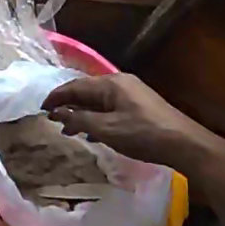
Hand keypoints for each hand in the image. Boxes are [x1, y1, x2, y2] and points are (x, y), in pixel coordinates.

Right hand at [43, 73, 224, 174]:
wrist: (184, 143)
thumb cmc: (143, 135)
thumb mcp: (107, 130)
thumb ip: (80, 120)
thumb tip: (57, 113)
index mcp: (111, 83)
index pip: (76, 86)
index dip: (56, 97)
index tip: (41, 108)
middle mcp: (120, 82)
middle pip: (87, 90)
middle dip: (68, 104)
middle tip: (52, 119)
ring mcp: (132, 93)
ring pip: (98, 99)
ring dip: (82, 112)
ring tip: (68, 130)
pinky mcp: (139, 105)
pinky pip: (109, 106)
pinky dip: (96, 116)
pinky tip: (92, 131)